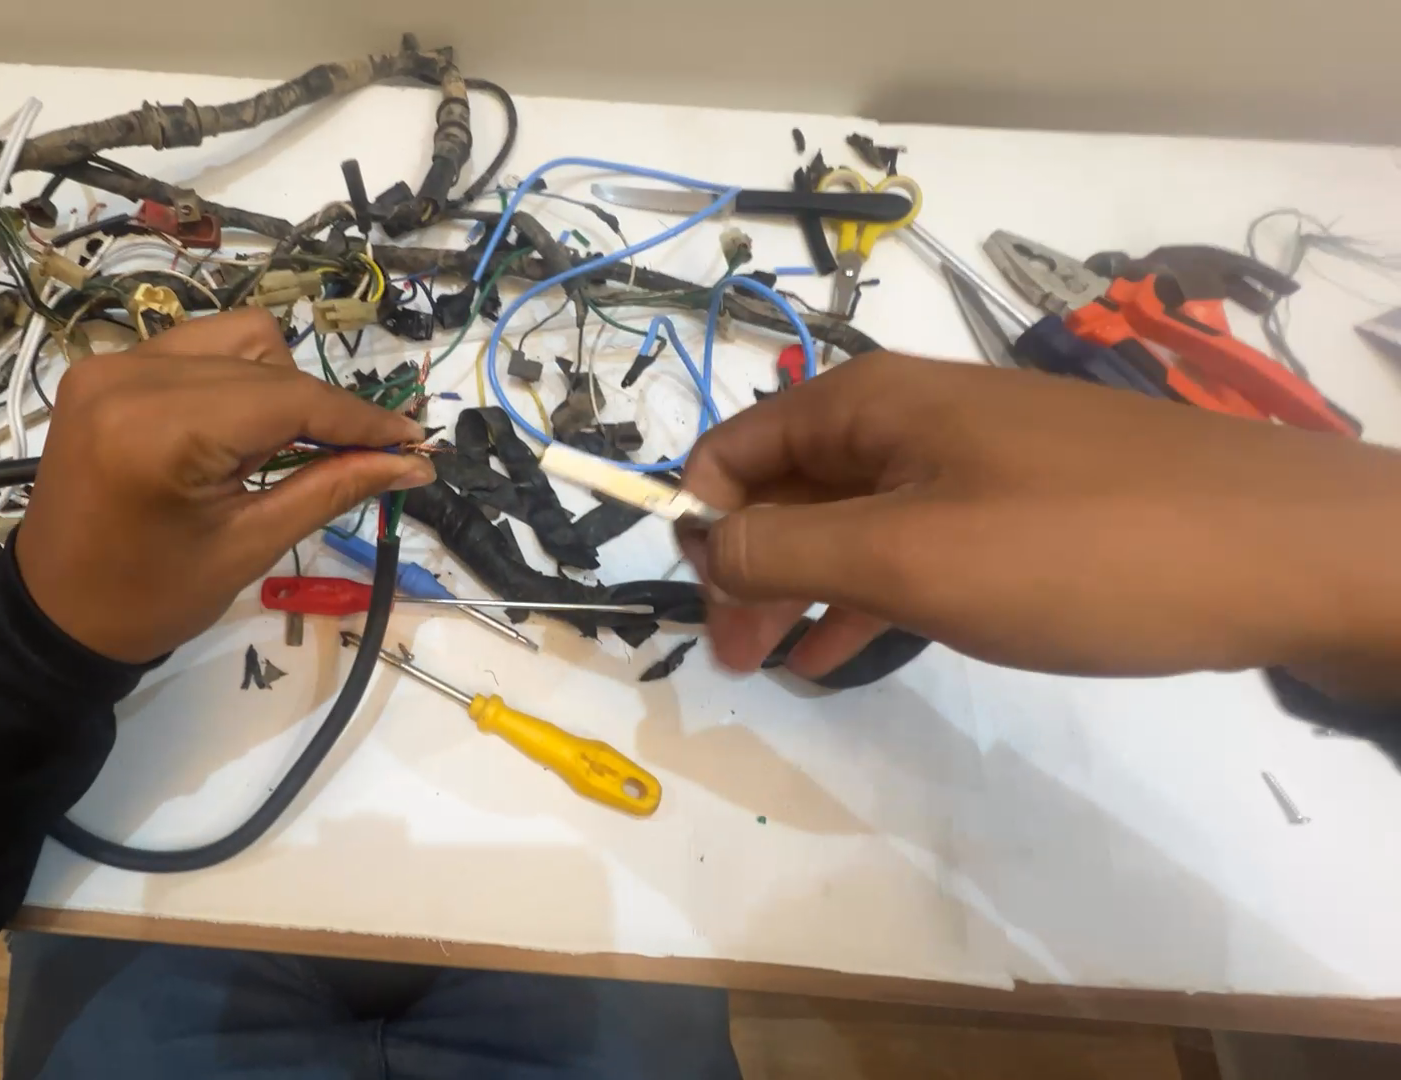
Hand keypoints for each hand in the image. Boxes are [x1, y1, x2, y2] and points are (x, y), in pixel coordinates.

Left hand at [16, 310, 433, 662]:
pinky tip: (235, 433)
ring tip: (270, 453)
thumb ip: (333, 489)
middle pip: (268, 361)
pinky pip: (200, 349)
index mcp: (160, 430)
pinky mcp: (106, 369)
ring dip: (279, 388)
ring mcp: (111, 364)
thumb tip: (411, 462)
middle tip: (348, 462)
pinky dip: (238, 382)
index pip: (287, 398)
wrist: (60, 613)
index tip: (412, 437)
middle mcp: (130, 375)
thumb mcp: (252, 546)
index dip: (359, 419)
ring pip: (239, 340)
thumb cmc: (155, 597)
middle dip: (321, 411)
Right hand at [679, 352, 1400, 696]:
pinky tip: (831, 655)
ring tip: (769, 664)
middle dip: (741, 570)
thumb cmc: (1077, 546)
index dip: (699, 520)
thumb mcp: (903, 553)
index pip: (730, 451)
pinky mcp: (990, 512)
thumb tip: (697, 545)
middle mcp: (891, 423)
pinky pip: (893, 552)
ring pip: (832, 528)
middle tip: (732, 651)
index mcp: (858, 406)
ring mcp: (945, 467)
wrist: (1304, 560)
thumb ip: (780, 549)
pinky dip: (852, 601)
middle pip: (776, 493)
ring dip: (790, 593)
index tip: (703, 597)